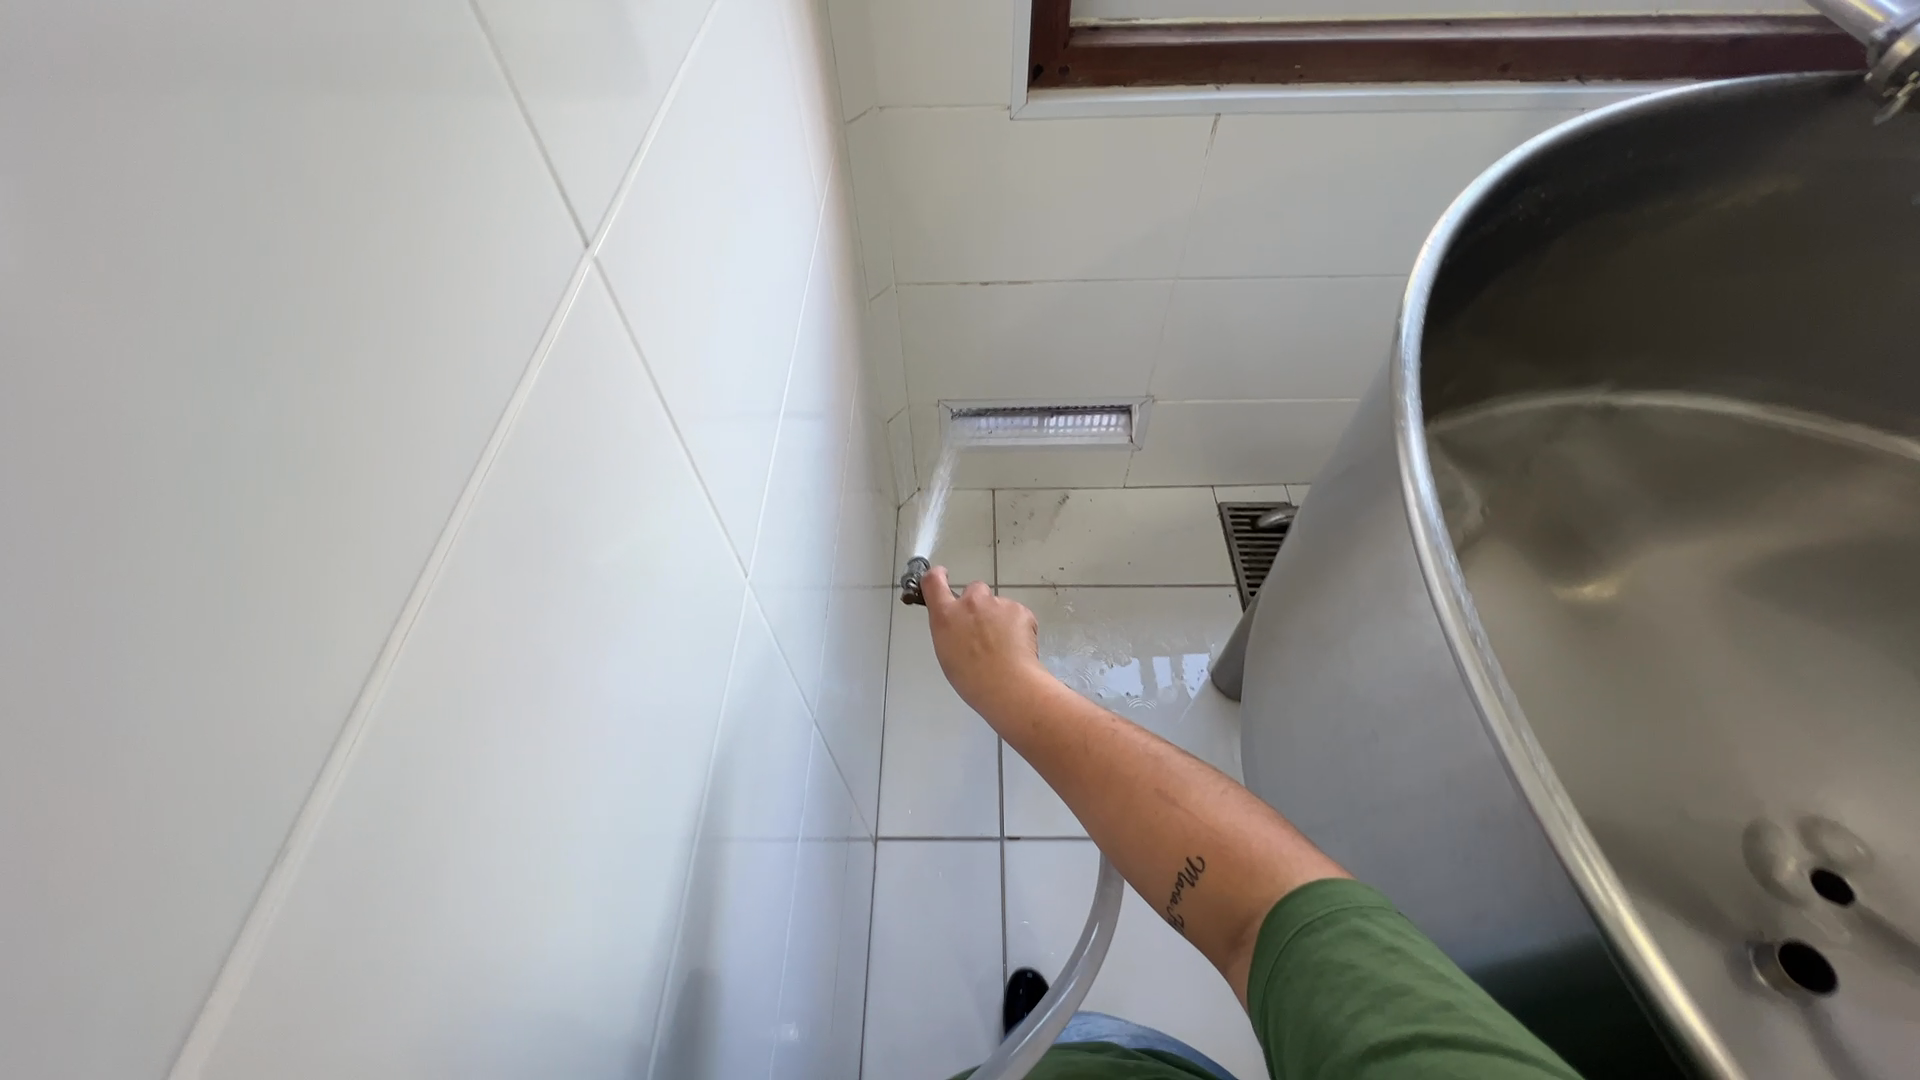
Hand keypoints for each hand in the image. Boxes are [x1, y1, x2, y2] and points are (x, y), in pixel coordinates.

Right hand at [920, 566, 1053, 720]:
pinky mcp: (1020, 609)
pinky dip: (1019, 626)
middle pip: (974, 590)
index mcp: (946, 616)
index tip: (942, 574)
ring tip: (1005, 646)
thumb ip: (950, 631)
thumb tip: (960, 628)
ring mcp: (996, 603)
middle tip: (985, 629)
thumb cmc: (972, 679)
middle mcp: (969, 603)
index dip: (937, 575)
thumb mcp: (948, 654)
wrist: (1008, 685)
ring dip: (1000, 618)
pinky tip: (1019, 647)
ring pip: (998, 604)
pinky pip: (1017, 614)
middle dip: (979, 604)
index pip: (933, 582)